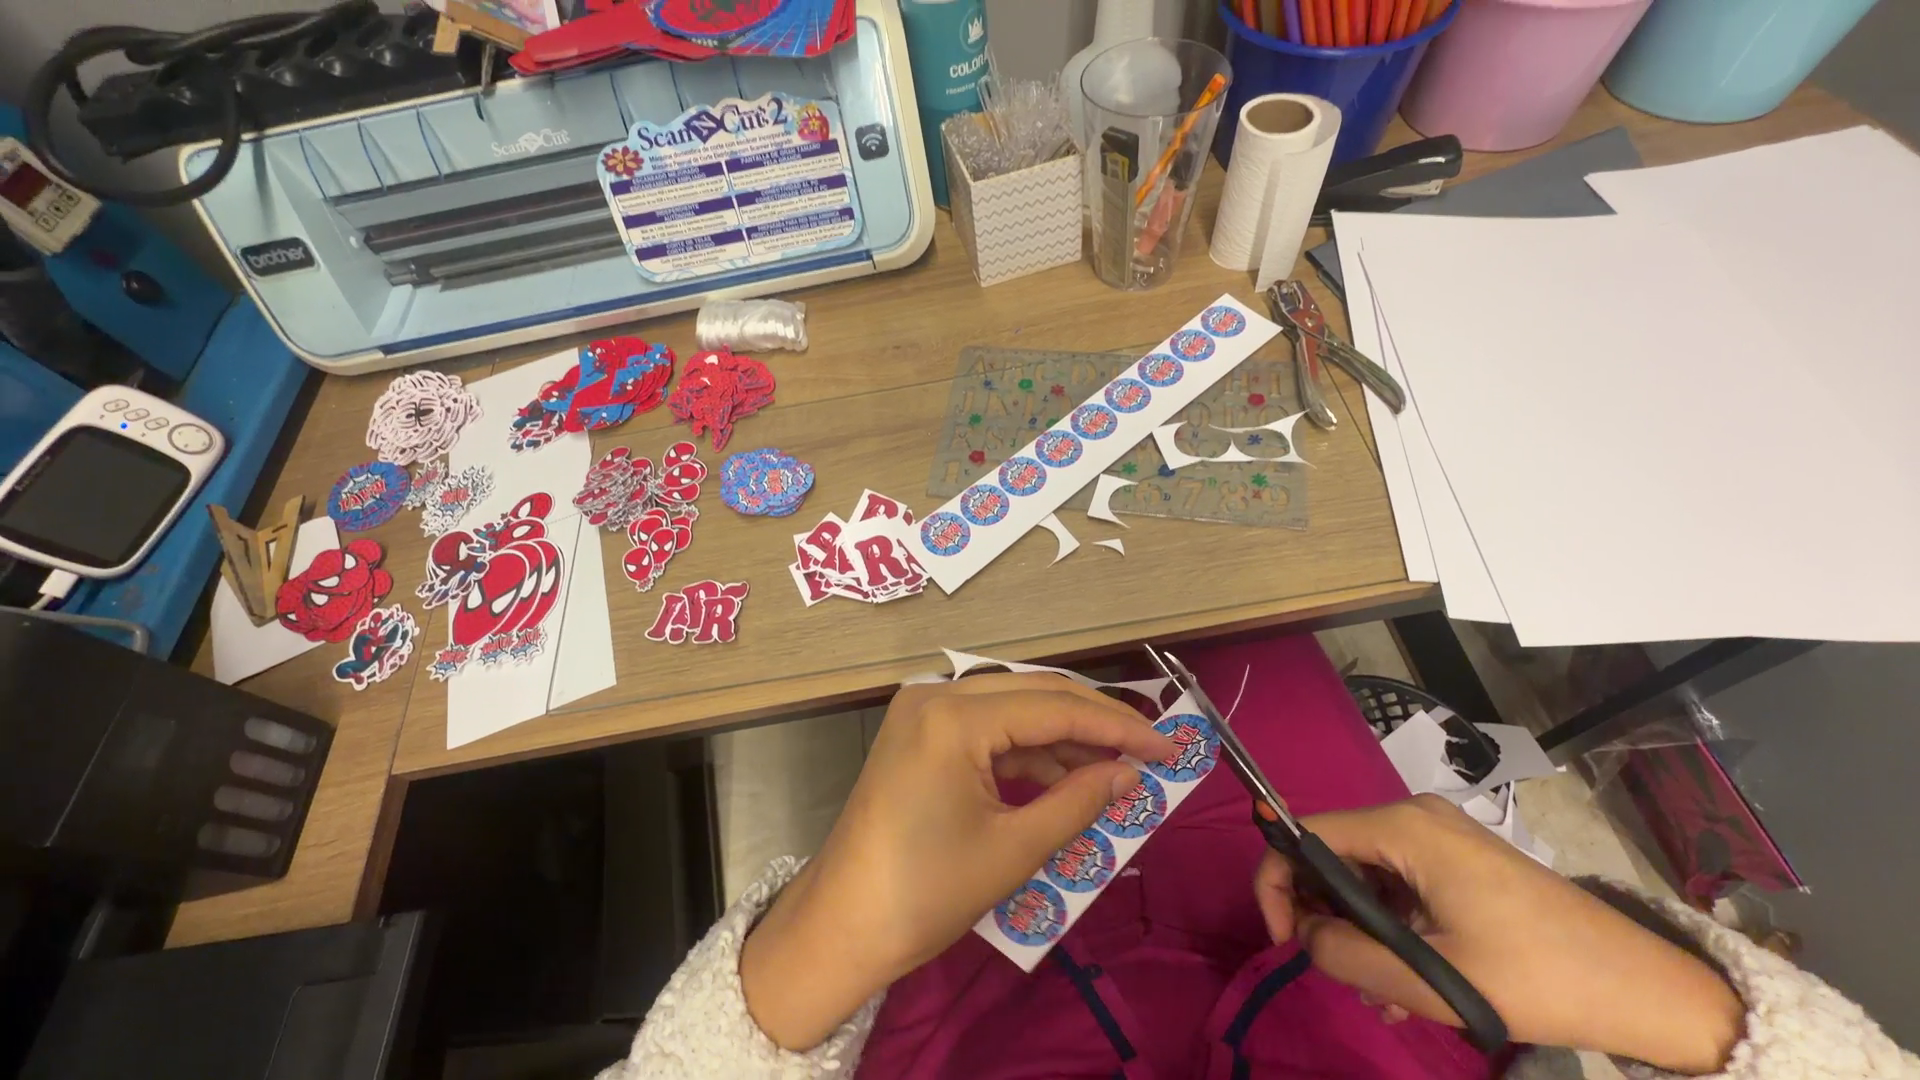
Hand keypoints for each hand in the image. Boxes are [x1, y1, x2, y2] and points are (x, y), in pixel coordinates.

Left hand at [741, 673, 1173, 1049]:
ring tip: (1115, 770)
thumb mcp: (1014, 850)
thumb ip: (1078, 802)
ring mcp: (923, 713)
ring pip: (1011, 709)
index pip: (1055, 708)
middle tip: (1148, 748)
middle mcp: (936, 696)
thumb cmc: (926, 892)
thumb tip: (1131, 774)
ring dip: (1062, 739)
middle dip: (1093, 723)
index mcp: (955, 718)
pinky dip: (1027, 752)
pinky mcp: (919, 735)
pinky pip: (986, 730)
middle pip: (1034, 695)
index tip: (1169, 746)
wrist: (842, 926)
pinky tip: (1064, 777)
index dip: (1117, 726)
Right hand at [1254, 795, 1743, 1072]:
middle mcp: (1413, 817)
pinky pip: (1395, 883)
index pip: (1304, 836)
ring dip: (1356, 929)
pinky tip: (1403, 979)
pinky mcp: (1456, 859)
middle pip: (1332, 854)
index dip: (1278, 884)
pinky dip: (1386, 925)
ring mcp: (1437, 835)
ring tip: (1377, 990)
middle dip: (1321, 914)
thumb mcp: (1431, 979)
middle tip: (1338, 973)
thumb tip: (1304, 936)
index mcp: (1403, 828)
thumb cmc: (1537, 978)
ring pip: (1362, 874)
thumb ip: (1346, 955)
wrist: (1646, 988)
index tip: (1286, 942)